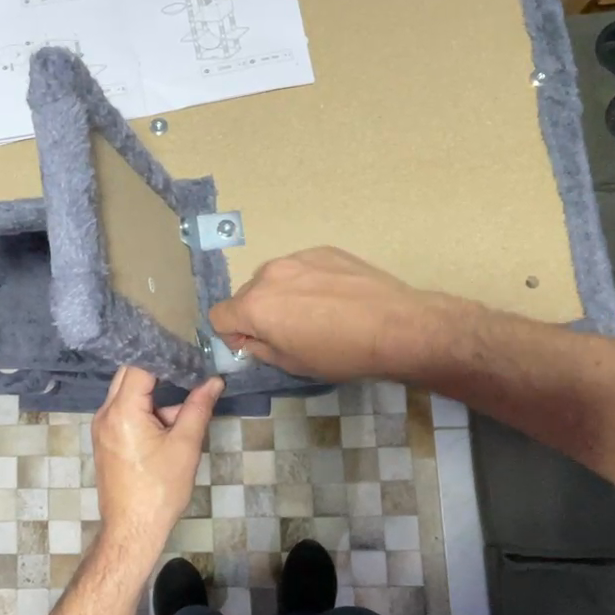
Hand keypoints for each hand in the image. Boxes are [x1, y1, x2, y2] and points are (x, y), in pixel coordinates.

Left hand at [92, 367, 222, 552]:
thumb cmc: (159, 488)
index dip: (163, 356)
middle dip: (158, 373)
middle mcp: (105, 413)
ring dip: (153, 395)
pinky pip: (123, 412)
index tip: (187, 355)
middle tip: (188, 371)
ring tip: (185, 403)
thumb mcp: (185, 445)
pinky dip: (144, 410)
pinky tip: (168, 424)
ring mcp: (101, 427)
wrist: (132, 529)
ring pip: (127, 394)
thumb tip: (213, 381)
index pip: (139, 365)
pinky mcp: (105, 440)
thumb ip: (198, 408)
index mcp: (122, 411)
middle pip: (129, 376)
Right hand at [208, 247, 478, 381]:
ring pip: (273, 279)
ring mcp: (297, 258)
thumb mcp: (292, 364)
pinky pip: (301, 268)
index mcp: (255, 306)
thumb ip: (260, 348)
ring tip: (315, 313)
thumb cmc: (340, 353)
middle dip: (258, 313)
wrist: (396, 326)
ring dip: (282, 295)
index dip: (232, 334)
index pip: (219, 316)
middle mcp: (268, 274)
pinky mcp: (323, 250)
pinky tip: (335, 298)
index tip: (255, 344)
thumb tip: (251, 338)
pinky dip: (307, 282)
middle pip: (246, 295)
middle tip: (290, 332)